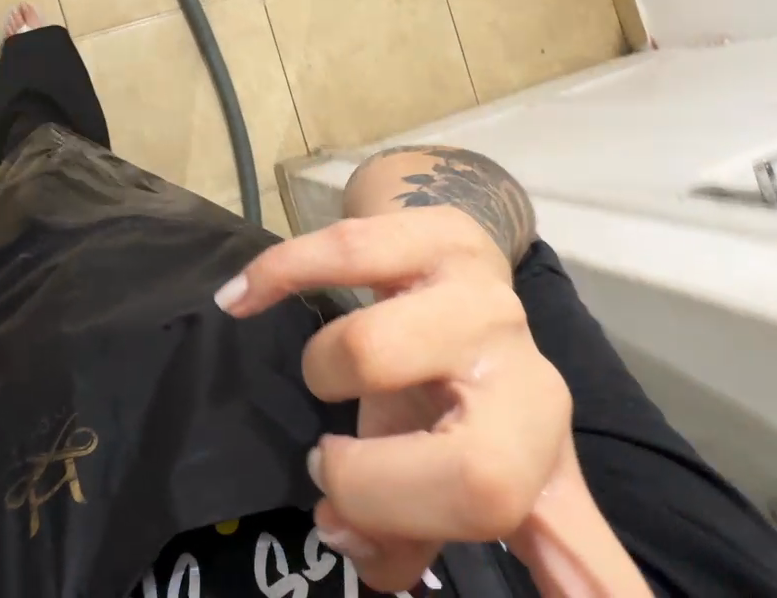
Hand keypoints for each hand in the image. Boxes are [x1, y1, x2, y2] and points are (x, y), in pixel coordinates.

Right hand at [214, 207, 573, 592]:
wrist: (457, 271)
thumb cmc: (449, 382)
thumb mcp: (446, 469)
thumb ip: (414, 538)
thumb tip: (352, 546)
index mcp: (537, 452)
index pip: (530, 537)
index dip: (412, 528)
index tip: (343, 522)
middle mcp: (530, 380)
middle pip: (477, 475)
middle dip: (372, 483)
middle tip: (327, 461)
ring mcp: (489, 299)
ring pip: (374, 351)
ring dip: (323, 372)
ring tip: (323, 374)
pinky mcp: (442, 230)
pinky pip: (345, 252)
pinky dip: (278, 277)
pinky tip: (239, 301)